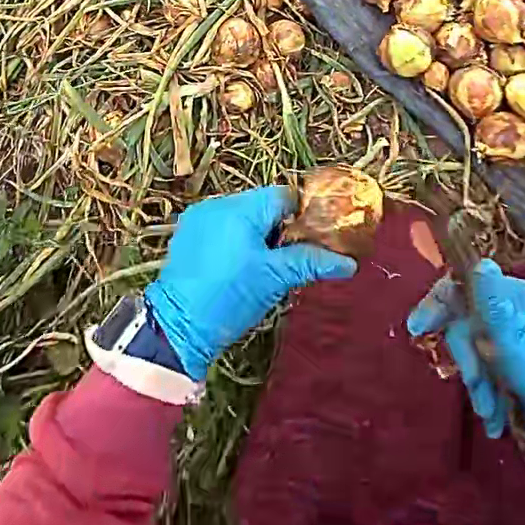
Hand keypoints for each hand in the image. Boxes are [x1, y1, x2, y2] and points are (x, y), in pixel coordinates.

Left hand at [145, 185, 358, 379]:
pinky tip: (238, 267)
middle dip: (279, 228)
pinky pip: (222, 226)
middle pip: (263, 204)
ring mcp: (200, 217)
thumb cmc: (230, 297)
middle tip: (288, 258)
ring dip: (257, 234)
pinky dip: (235, 240)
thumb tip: (348, 263)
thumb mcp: (275, 279)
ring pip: (243, 216)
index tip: (310, 240)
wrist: (176, 329)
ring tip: (262, 267)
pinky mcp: (187, 234)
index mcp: (241, 207)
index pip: (284, 195)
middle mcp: (218, 203)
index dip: (302, 215)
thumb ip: (310, 262)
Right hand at [407, 260, 524, 474]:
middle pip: (466, 323)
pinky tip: (498, 419)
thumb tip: (478, 261)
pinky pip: (491, 376)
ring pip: (476, 354)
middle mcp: (514, 313)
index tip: (416, 329)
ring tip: (490, 411)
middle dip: (465, 358)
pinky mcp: (521, 370)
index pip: (464, 284)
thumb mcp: (516, 340)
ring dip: (478, 384)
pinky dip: (490, 396)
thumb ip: (491, 302)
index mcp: (515, 297)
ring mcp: (518, 342)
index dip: (438, 303)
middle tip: (474, 384)